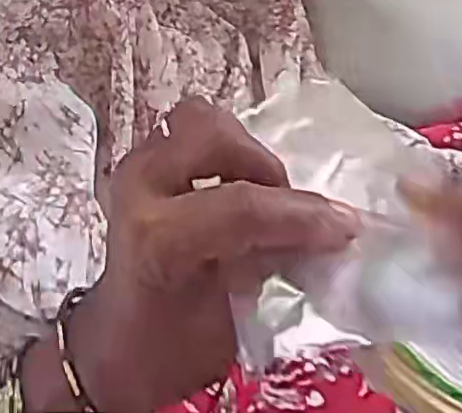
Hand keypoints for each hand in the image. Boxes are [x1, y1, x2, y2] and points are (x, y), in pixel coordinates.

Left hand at [23, 99, 360, 412]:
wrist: (118, 340)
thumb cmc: (174, 344)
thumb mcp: (232, 320)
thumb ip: (273, 262)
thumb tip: (328, 229)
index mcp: (155, 239)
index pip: (237, 206)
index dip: (298, 213)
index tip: (344, 225)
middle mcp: (139, 186)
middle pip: (212, 135)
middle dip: (262, 164)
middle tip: (285, 206)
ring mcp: (136, 163)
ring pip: (200, 117)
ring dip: (242, 148)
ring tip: (260, 191)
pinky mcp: (142, 155)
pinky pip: (191, 126)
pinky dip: (225, 145)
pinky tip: (238, 182)